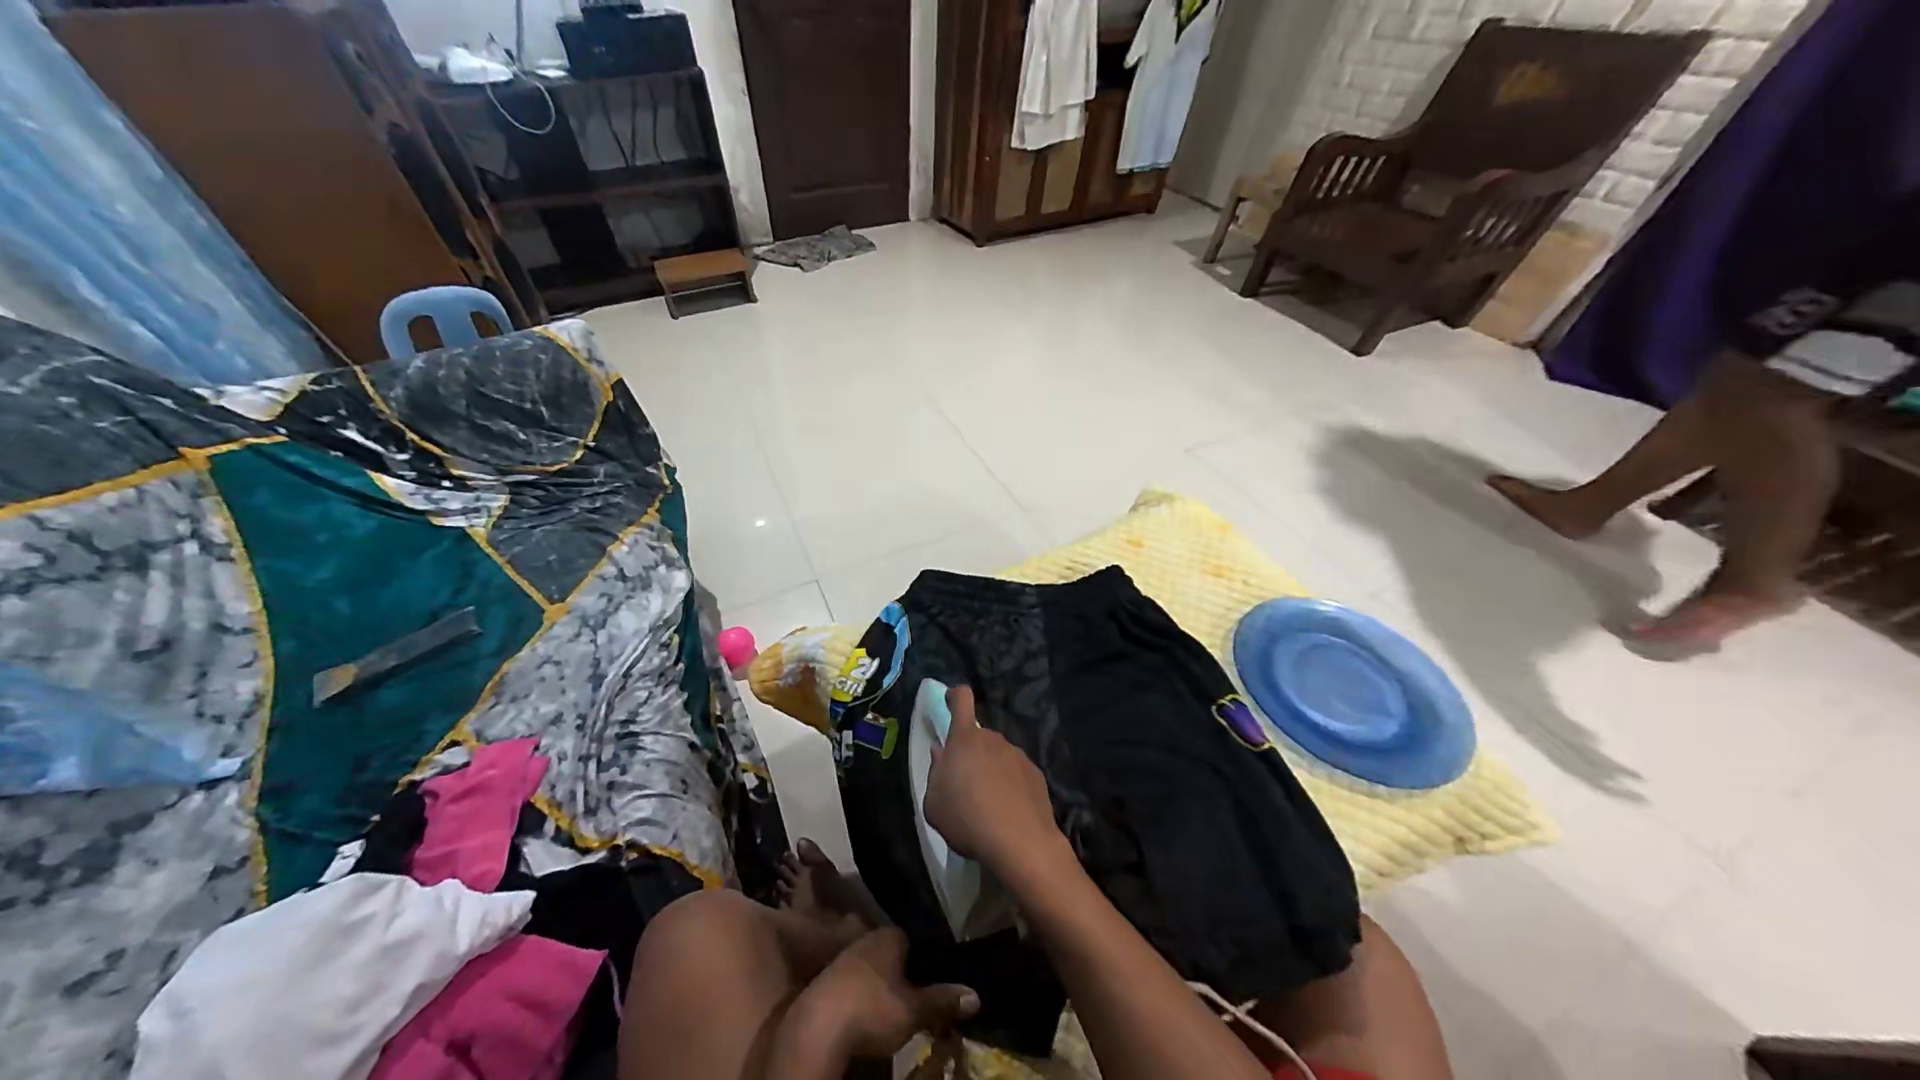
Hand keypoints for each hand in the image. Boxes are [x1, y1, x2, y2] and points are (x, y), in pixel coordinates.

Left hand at [791, 927, 977, 1059]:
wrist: (817, 1028)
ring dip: (878, 984)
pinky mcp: (823, 980)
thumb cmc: (872, 1009)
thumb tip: (976, 995)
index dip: (921, 959)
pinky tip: (864, 1013)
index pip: (911, 939)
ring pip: (869, 968)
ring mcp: (841, 958)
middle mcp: (864, 938)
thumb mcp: (914, 1009)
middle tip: (912, 996)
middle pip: (889, 952)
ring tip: (889, 1008)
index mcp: (888, 936)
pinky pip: (850, 983)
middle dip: (899, 972)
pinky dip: (859, 995)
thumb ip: (943, 1000)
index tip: (929, 979)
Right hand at [923, 684, 1068, 877]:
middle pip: (978, 736)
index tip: (950, 700)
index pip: (962, 700)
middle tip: (963, 782)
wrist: (1019, 843)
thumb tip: (941, 751)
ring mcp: (1017, 755)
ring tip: (986, 803)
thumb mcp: (934, 803)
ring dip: (990, 769)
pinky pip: (1015, 772)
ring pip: (998, 755)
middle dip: (970, 752)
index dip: (955, 696)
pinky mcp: (1035, 774)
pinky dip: (1009, 784)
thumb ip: (935, 771)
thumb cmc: (966, 819)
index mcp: (965, 739)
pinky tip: (1007, 810)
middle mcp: (993, 739)